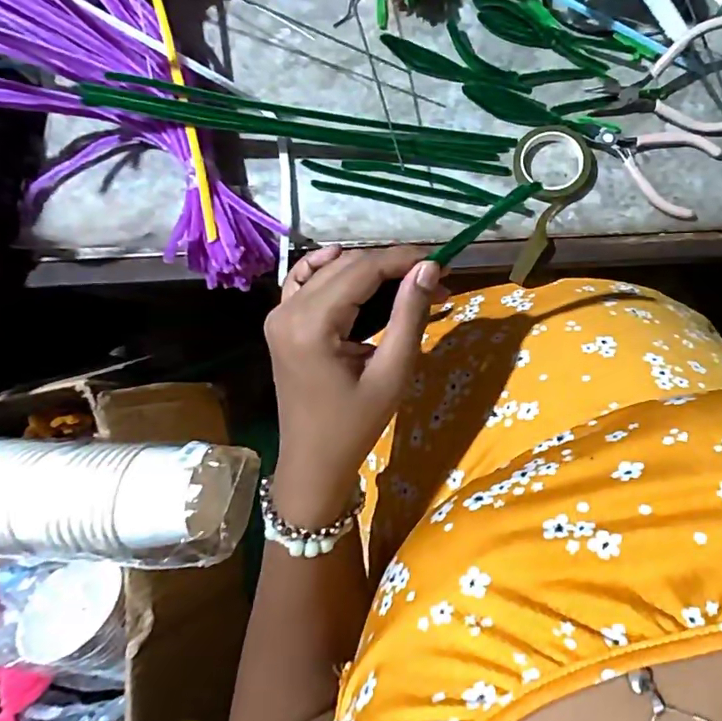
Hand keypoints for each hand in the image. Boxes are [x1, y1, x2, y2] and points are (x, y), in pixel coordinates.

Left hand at [263, 245, 444, 522]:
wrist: (313, 461)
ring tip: (411, 279)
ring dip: (371, 267)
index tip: (442, 261)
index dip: (404, 259)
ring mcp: (279, 314)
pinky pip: (304, 280)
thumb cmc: (356, 424)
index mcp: (312, 323)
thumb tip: (429, 268)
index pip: (363, 269)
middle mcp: (288, 310)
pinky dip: (329, 268)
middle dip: (393, 265)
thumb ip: (410, 314)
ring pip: (330, 269)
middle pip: (347, 265)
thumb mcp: (393, 371)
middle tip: (436, 278)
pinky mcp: (281, 322)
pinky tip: (348, 259)